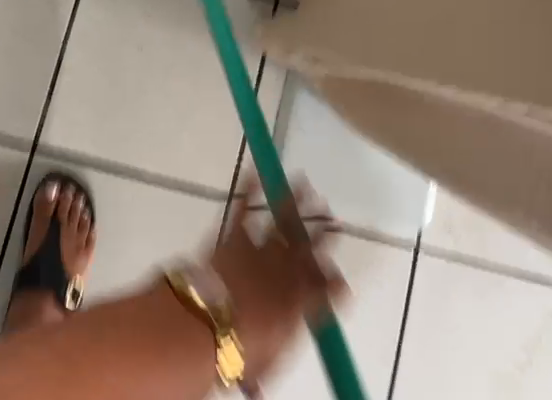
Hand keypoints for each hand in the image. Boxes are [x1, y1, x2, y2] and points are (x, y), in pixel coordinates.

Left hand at [204, 179, 347, 390]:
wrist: (209, 324)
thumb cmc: (239, 352)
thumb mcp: (264, 364)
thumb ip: (272, 356)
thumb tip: (260, 382)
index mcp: (299, 305)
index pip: (326, 291)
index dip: (336, 284)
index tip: (342, 281)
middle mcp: (285, 273)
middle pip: (309, 248)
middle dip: (323, 233)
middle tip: (334, 218)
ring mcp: (260, 250)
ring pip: (283, 221)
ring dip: (295, 201)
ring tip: (305, 182)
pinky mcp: (233, 236)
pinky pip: (243, 208)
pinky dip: (249, 189)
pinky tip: (254, 172)